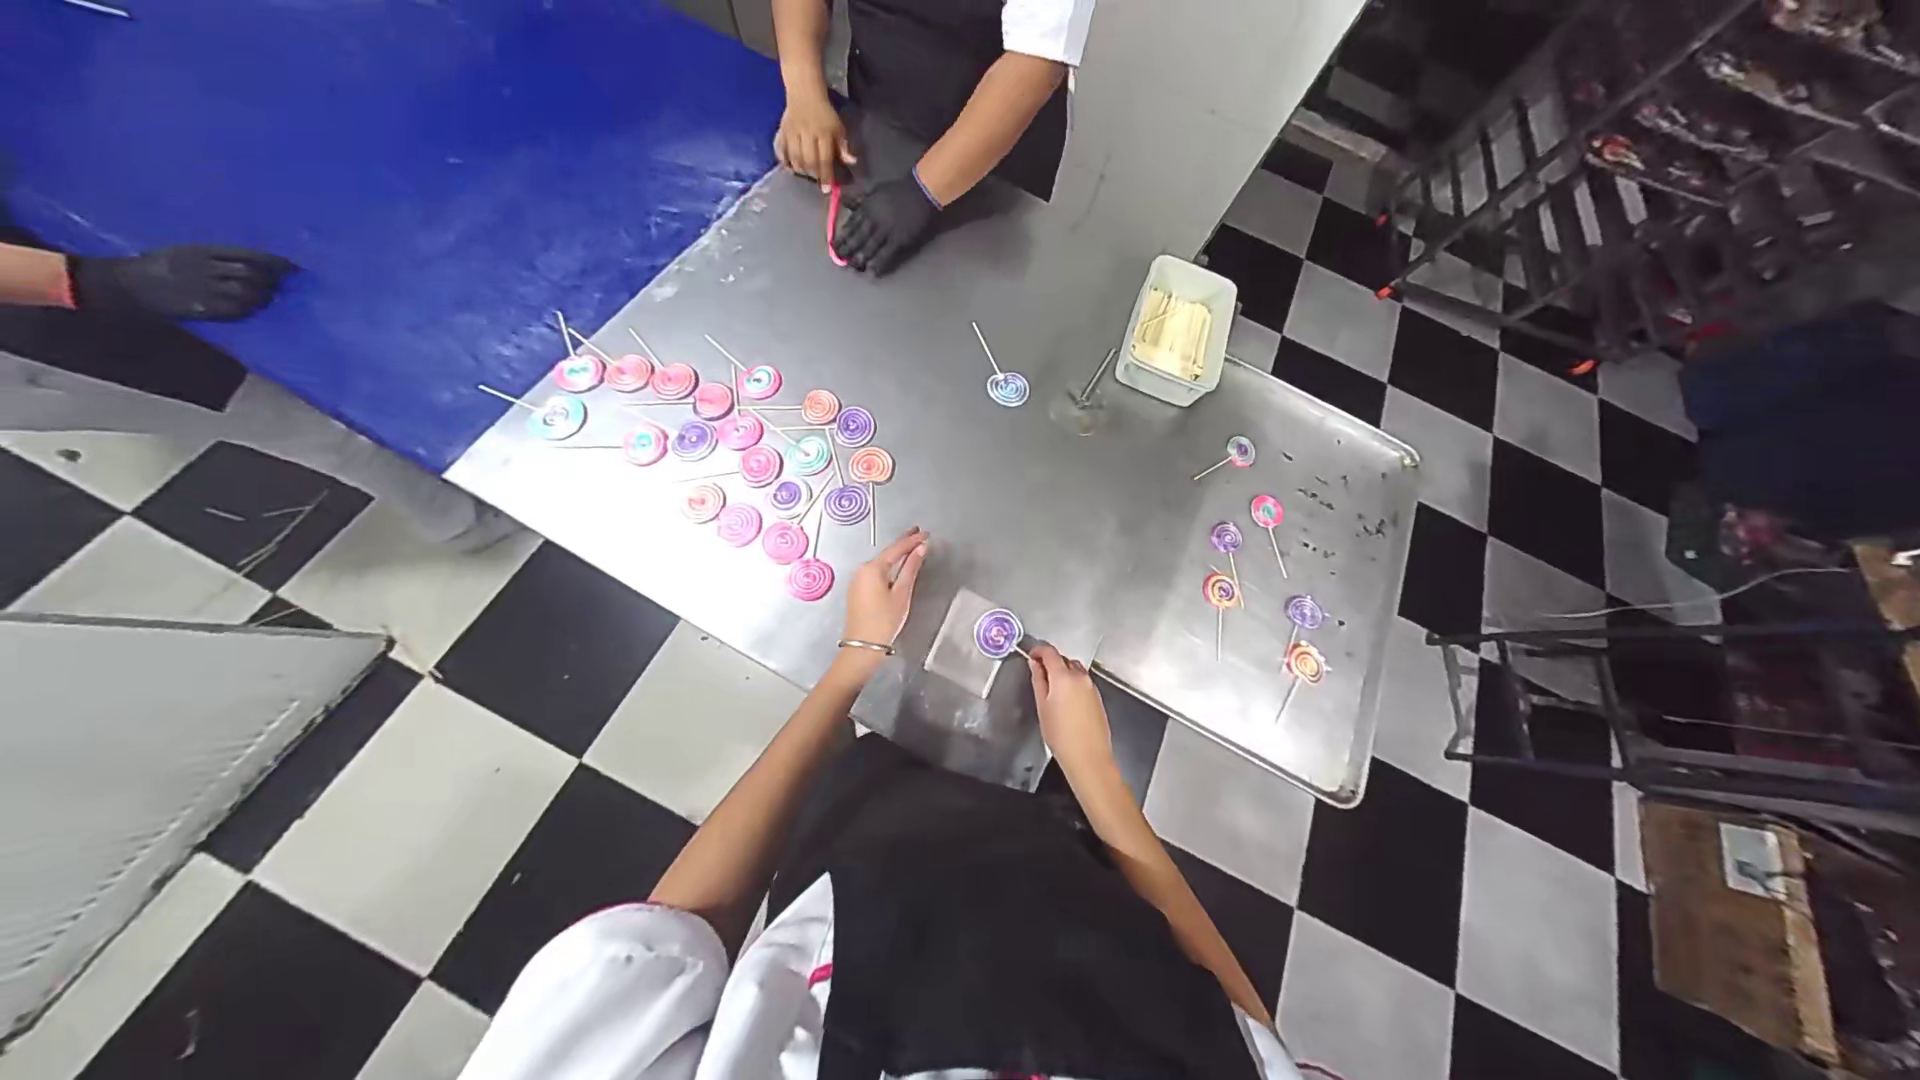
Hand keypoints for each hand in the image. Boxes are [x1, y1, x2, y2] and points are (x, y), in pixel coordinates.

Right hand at [68, 246, 296, 321]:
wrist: (125, 284)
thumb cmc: (159, 266)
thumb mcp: (184, 251)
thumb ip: (218, 256)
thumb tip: (259, 263)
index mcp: (200, 251)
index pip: (248, 254)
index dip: (275, 262)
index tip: (293, 267)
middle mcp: (204, 267)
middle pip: (253, 274)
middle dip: (272, 280)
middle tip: (280, 284)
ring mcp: (204, 288)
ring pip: (249, 292)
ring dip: (264, 295)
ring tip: (268, 296)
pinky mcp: (204, 307)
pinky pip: (239, 309)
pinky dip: (251, 308)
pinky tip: (252, 307)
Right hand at [774, 93, 855, 190]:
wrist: (805, 92)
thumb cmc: (825, 114)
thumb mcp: (838, 128)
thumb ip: (843, 147)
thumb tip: (851, 162)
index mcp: (824, 132)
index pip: (824, 158)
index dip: (826, 176)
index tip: (827, 189)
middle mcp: (807, 133)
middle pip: (809, 161)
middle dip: (813, 174)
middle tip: (817, 178)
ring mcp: (792, 132)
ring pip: (794, 158)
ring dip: (800, 170)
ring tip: (805, 172)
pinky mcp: (782, 130)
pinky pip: (780, 149)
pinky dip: (784, 161)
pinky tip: (789, 166)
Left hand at [832, 175, 938, 275]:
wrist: (921, 191)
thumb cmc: (898, 190)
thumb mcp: (874, 188)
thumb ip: (857, 195)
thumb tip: (841, 199)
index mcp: (866, 208)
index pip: (850, 225)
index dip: (841, 237)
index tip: (833, 246)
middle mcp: (872, 221)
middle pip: (856, 239)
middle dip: (847, 251)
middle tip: (840, 261)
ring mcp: (885, 231)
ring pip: (868, 248)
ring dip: (860, 259)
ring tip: (854, 267)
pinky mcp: (898, 240)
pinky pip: (886, 255)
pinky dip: (879, 264)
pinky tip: (873, 271)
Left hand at [843, 526, 930, 647]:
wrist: (863, 645)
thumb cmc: (885, 620)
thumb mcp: (902, 593)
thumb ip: (911, 568)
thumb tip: (920, 548)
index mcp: (872, 568)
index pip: (896, 549)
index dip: (912, 540)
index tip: (926, 533)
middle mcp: (862, 569)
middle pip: (887, 553)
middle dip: (903, 542)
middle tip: (919, 532)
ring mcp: (858, 579)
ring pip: (881, 562)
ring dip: (896, 554)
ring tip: (912, 545)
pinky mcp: (858, 589)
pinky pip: (876, 571)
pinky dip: (888, 565)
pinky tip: (897, 564)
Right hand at [1028, 643, 1112, 777]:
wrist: (1088, 757)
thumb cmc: (1060, 734)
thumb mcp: (1042, 706)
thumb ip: (1038, 680)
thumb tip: (1035, 663)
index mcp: (1064, 677)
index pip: (1050, 652)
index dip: (1039, 650)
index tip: (1031, 654)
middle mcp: (1081, 677)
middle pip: (1064, 659)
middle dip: (1051, 662)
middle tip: (1038, 673)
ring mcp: (1092, 687)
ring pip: (1075, 670)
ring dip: (1063, 672)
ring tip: (1051, 689)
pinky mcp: (1098, 697)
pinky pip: (1083, 682)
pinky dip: (1072, 683)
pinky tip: (1066, 700)